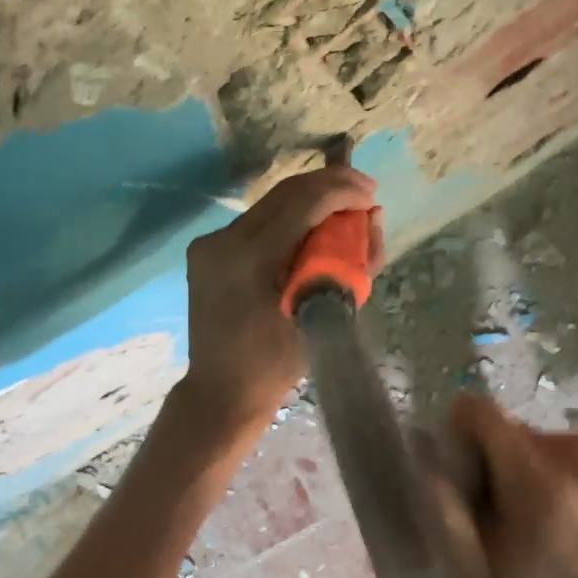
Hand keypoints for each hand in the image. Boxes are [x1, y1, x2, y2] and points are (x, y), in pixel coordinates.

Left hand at [180, 166, 381, 425]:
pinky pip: (254, 223)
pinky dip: (286, 220)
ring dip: (308, 200)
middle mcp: (223, 241)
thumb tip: (372, 217)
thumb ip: (355, 263)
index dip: (343, 191)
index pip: (304, 203)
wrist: (222, 391)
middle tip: (365, 191)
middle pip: (285, 193)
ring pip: (268, 205)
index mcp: (251, 259)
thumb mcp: (328, 315)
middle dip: (329, 185)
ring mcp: (209, 244)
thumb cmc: (278, 364)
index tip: (372, 194)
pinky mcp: (205, 251)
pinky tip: (310, 228)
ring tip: (343, 207)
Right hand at [414, 395, 577, 577]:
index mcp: (538, 483)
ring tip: (516, 515)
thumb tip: (425, 457)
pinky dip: (533, 468)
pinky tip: (540, 510)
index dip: (458, 434)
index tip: (458, 475)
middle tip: (488, 511)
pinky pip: (545, 446)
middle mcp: (571, 455)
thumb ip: (444, 511)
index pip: (482, 413)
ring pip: (522, 436)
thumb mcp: (470, 572)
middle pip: (502, 428)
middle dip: (485, 459)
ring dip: (508, 465)